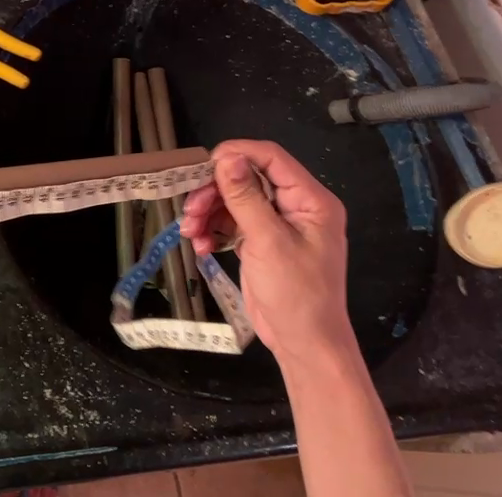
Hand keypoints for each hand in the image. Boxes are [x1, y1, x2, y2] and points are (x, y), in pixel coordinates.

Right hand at [180, 140, 351, 366]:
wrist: (304, 346)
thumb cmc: (296, 294)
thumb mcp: (268, 242)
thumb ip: (246, 197)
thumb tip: (227, 157)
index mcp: (310, 200)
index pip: (272, 158)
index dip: (237, 154)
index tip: (204, 165)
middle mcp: (296, 206)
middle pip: (247, 178)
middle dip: (215, 191)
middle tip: (191, 208)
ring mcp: (278, 224)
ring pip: (235, 199)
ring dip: (209, 211)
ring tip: (190, 231)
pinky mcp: (262, 241)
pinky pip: (233, 221)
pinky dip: (214, 229)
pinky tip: (201, 245)